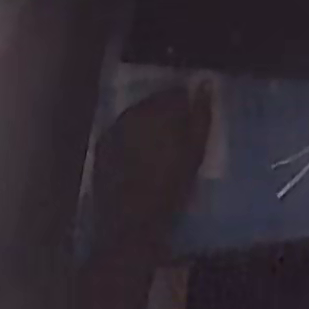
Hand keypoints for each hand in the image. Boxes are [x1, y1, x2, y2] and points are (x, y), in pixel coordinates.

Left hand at [91, 84, 212, 259]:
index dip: (184, 103)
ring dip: (147, 123)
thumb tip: (205, 82)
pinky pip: (120, 130)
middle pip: (153, 101)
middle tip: (175, 133)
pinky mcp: (102, 144)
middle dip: (165, 111)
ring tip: (157, 145)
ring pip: (136, 114)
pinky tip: (137, 155)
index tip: (190, 117)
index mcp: (159, 109)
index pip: (175, 92)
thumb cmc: (171, 190)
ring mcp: (115, 126)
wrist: (132, 226)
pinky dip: (129, 136)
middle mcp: (134, 110)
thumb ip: (201, 115)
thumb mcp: (195, 152)